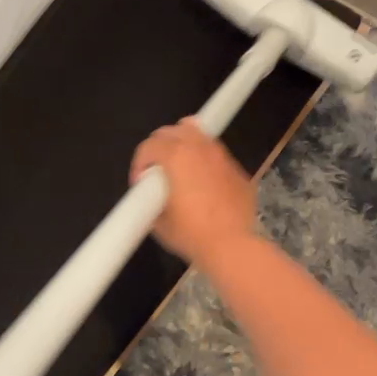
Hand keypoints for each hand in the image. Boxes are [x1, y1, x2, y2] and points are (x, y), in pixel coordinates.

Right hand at [130, 119, 255, 264]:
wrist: (231, 245)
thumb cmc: (189, 233)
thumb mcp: (158, 220)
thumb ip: (152, 199)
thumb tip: (153, 197)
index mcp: (176, 157)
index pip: (149, 145)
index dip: (139, 163)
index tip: (140, 183)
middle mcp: (200, 148)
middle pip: (173, 130)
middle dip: (160, 147)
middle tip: (156, 172)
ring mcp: (222, 156)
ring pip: (198, 135)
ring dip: (183, 147)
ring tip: (179, 170)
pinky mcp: (237, 169)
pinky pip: (215, 155)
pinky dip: (204, 162)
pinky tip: (202, 184)